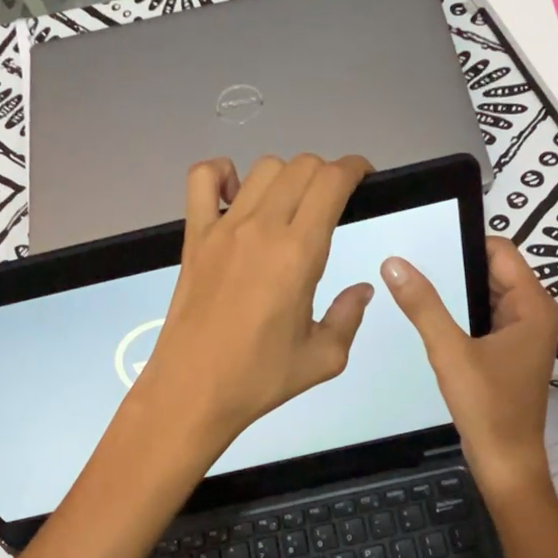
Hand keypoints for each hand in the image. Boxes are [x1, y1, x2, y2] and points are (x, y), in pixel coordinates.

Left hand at [135, 154, 375, 446]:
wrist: (193, 390)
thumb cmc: (260, 378)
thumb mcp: (324, 357)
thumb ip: (350, 316)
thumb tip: (362, 291)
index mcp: (299, 254)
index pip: (332, 182)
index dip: (355, 169)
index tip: (364, 179)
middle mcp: (262, 229)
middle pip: (302, 167)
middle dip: (326, 175)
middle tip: (332, 203)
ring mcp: (223, 228)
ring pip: (263, 169)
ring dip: (286, 177)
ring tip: (290, 207)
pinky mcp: (194, 236)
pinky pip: (203, 179)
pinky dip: (222, 174)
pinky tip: (236, 198)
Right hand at [383, 236, 557, 495]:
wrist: (507, 463)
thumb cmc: (487, 407)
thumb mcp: (449, 351)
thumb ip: (423, 305)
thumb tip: (395, 262)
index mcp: (534, 305)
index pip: (501, 251)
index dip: (465, 241)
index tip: (426, 239)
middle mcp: (536, 313)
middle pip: (495, 270)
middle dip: (457, 265)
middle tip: (412, 259)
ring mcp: (524, 333)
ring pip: (488, 295)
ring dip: (457, 291)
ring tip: (414, 282)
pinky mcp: (511, 351)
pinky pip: (486, 317)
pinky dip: (462, 314)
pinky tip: (431, 316)